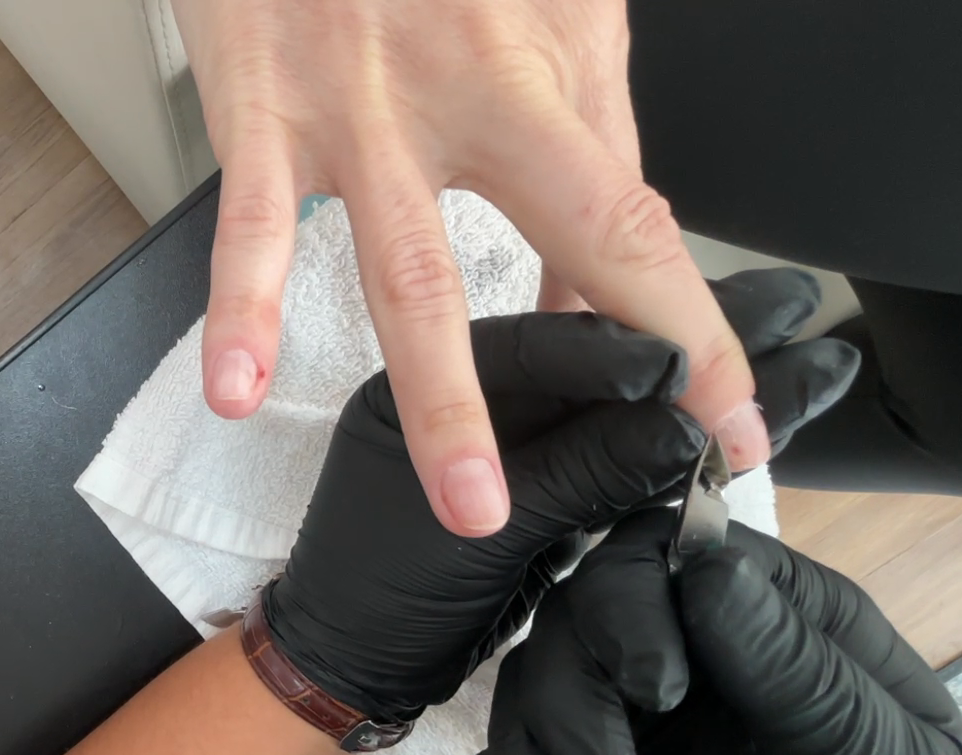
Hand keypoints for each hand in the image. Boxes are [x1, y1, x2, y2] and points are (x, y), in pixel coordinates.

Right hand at [172, 0, 770, 537]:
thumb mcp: (533, 11)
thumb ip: (571, 135)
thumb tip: (586, 273)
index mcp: (548, 66)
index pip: (641, 219)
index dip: (694, 327)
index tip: (724, 424)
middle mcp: (475, 90)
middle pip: (569, 241)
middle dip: (618, 368)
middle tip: (645, 475)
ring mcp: (366, 110)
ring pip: (411, 270)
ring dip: (440, 397)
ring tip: (461, 499)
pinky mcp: (265, 115)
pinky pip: (254, 229)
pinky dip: (244, 311)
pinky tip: (236, 388)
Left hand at [264, 268, 854, 721]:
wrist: (358, 665)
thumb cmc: (384, 596)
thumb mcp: (480, 535)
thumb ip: (578, 473)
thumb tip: (685, 423)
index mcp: (413, 387)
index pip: (532, 348)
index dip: (616, 349)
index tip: (693, 359)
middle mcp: (459, 406)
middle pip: (580, 357)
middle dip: (675, 339)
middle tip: (783, 305)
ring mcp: (496, 443)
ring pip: (600, 401)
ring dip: (682, 384)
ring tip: (781, 341)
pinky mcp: (528, 484)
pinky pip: (600, 449)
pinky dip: (655, 440)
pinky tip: (720, 418)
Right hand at [492, 516, 961, 754]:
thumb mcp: (865, 748)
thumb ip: (787, 660)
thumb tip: (710, 565)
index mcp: (757, 595)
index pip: (664, 547)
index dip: (631, 600)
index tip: (656, 691)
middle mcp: (670, 617)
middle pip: (579, 604)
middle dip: (580, 689)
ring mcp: (610, 668)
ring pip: (534, 664)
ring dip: (552, 743)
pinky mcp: (570, 722)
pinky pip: (515, 727)